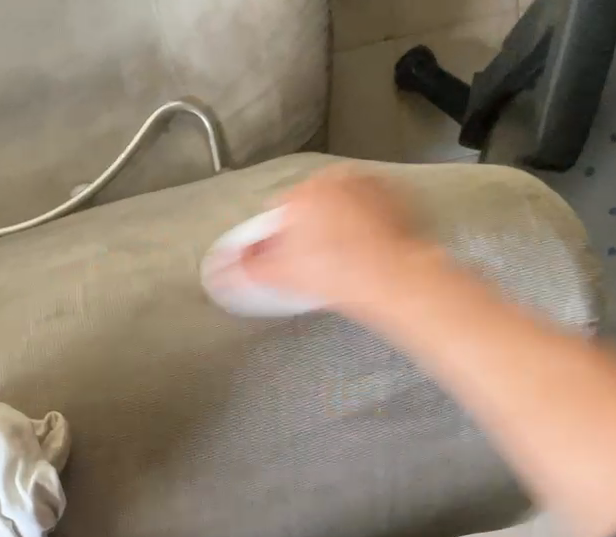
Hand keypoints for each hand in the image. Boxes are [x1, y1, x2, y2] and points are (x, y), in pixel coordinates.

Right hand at [230, 165, 446, 315]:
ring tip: (341, 258)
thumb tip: (218, 272)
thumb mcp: (277, 276)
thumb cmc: (334, 274)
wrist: (391, 278)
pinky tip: (365, 249)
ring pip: (341, 205)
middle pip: (311, 206)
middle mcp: (334, 178)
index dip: (279, 241)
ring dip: (338, 225)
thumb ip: (242, 271)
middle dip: (309, 229)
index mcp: (301, 192)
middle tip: (315, 264)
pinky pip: (371, 208)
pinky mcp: (397, 196)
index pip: (278, 214)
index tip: (287, 261)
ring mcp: (369, 183)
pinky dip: (367, 223)